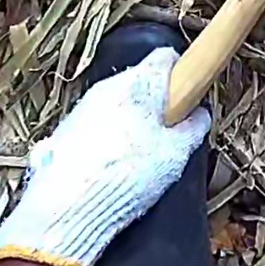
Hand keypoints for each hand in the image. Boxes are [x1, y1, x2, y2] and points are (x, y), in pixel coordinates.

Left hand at [0, 49, 210, 265]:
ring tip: (139, 157)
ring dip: (130, 120)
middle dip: (156, 103)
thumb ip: (193, 128)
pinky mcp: (65, 128)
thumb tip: (199, 115)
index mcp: (140, 82)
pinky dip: (106, 137)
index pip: (166, 56)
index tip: (187, 94)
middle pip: (140, 80)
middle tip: (167, 134)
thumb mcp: (176, 154)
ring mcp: (83, 106)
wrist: (68, 209)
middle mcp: (108, 86)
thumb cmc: (128, 176)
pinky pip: (95, 123)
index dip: (181, 73)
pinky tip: (111, 167)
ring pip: (117, 102)